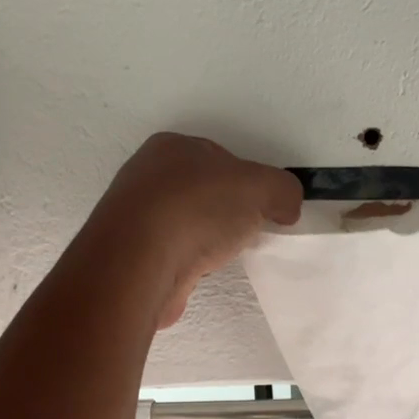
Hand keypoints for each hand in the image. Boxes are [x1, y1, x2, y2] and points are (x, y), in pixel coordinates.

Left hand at [83, 133, 302, 327]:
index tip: (262, 207)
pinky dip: (189, 263)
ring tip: (222, 253)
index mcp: (171, 147)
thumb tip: (287, 207)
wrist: (140, 262)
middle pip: (202, 192)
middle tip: (245, 230)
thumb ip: (283, 190)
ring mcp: (134, 218)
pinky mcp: (132, 257)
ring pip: (186, 225)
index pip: (219, 158)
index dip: (247, 181)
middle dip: (226, 212)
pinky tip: (198, 271)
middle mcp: (146, 176)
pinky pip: (172, 256)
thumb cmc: (197, 208)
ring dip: (206, 239)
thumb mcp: (261, 186)